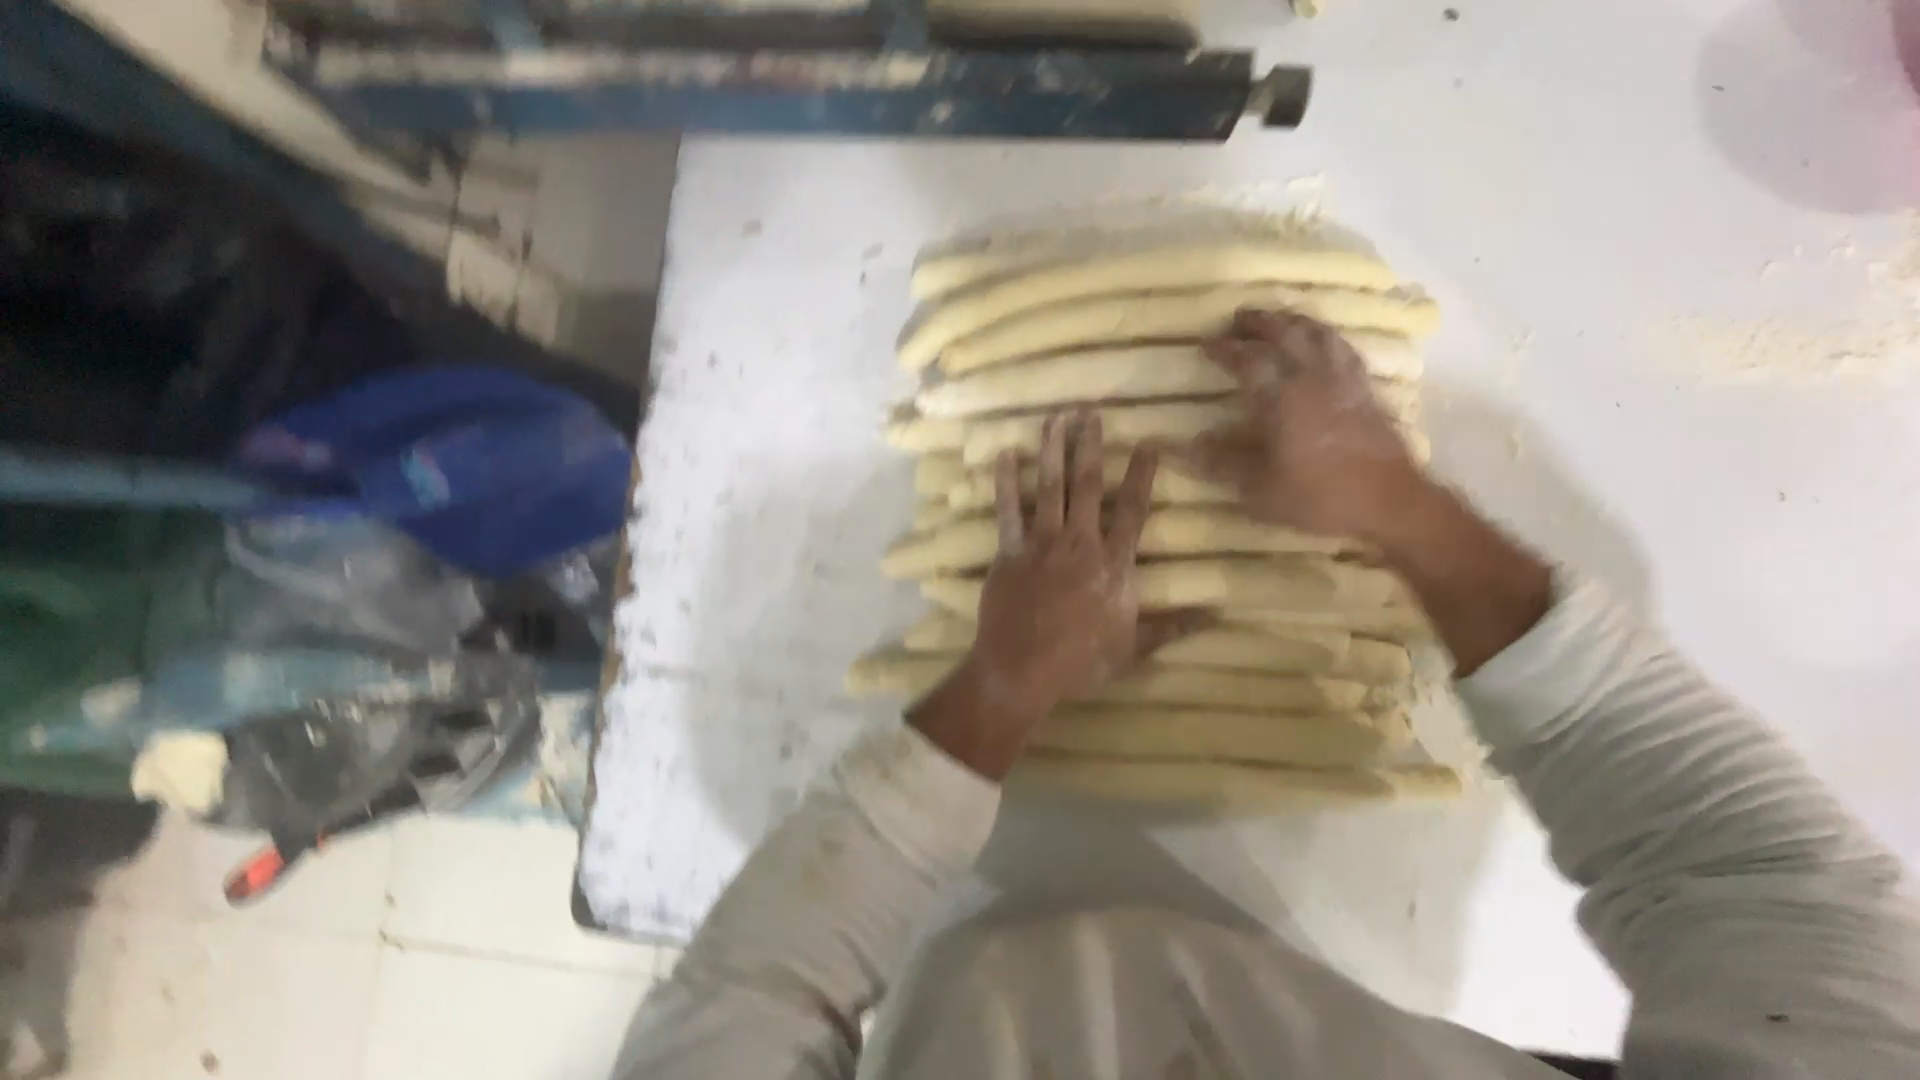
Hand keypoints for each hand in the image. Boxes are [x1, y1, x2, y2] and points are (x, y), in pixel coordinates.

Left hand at [909, 412, 1208, 779]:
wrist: (1022, 672)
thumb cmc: (1080, 664)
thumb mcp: (1133, 649)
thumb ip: (1171, 627)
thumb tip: (1214, 615)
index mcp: (1114, 565)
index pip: (1134, 510)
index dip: (1142, 475)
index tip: (1148, 443)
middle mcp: (1081, 544)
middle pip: (1089, 486)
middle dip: (1090, 446)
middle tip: (1090, 412)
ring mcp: (1043, 545)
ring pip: (1050, 488)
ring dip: (1052, 450)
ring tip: (1055, 418)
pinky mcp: (1010, 553)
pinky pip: (1007, 510)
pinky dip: (1005, 482)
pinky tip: (1004, 453)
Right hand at [1177, 308, 1429, 545]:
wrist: (1389, 502)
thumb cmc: (1318, 497)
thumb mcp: (1259, 489)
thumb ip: (1223, 463)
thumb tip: (1188, 446)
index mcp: (1282, 398)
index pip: (1248, 360)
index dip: (1225, 348)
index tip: (1206, 342)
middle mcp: (1313, 378)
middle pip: (1285, 335)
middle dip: (1259, 323)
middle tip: (1238, 318)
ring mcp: (1344, 380)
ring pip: (1318, 335)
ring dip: (1294, 322)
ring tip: (1279, 320)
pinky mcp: (1367, 389)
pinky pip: (1343, 349)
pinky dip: (1326, 338)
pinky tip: (1323, 342)